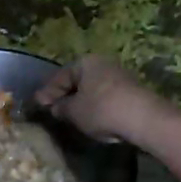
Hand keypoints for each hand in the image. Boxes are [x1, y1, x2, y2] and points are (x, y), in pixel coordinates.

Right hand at [34, 56, 171, 144]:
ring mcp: (119, 76)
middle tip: (53, 111)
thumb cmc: (101, 110)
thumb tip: (55, 107)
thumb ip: (60, 108)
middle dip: (64, 96)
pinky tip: (91, 119)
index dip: (47, 93)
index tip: (37, 106)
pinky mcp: (130, 91)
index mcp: (85, 62)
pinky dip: (95, 106)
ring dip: (80, 102)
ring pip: (91, 90)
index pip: (59, 77)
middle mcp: (102, 63)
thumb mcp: (73, 111)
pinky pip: (105, 97)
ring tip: (71, 117)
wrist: (143, 118)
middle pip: (77, 81)